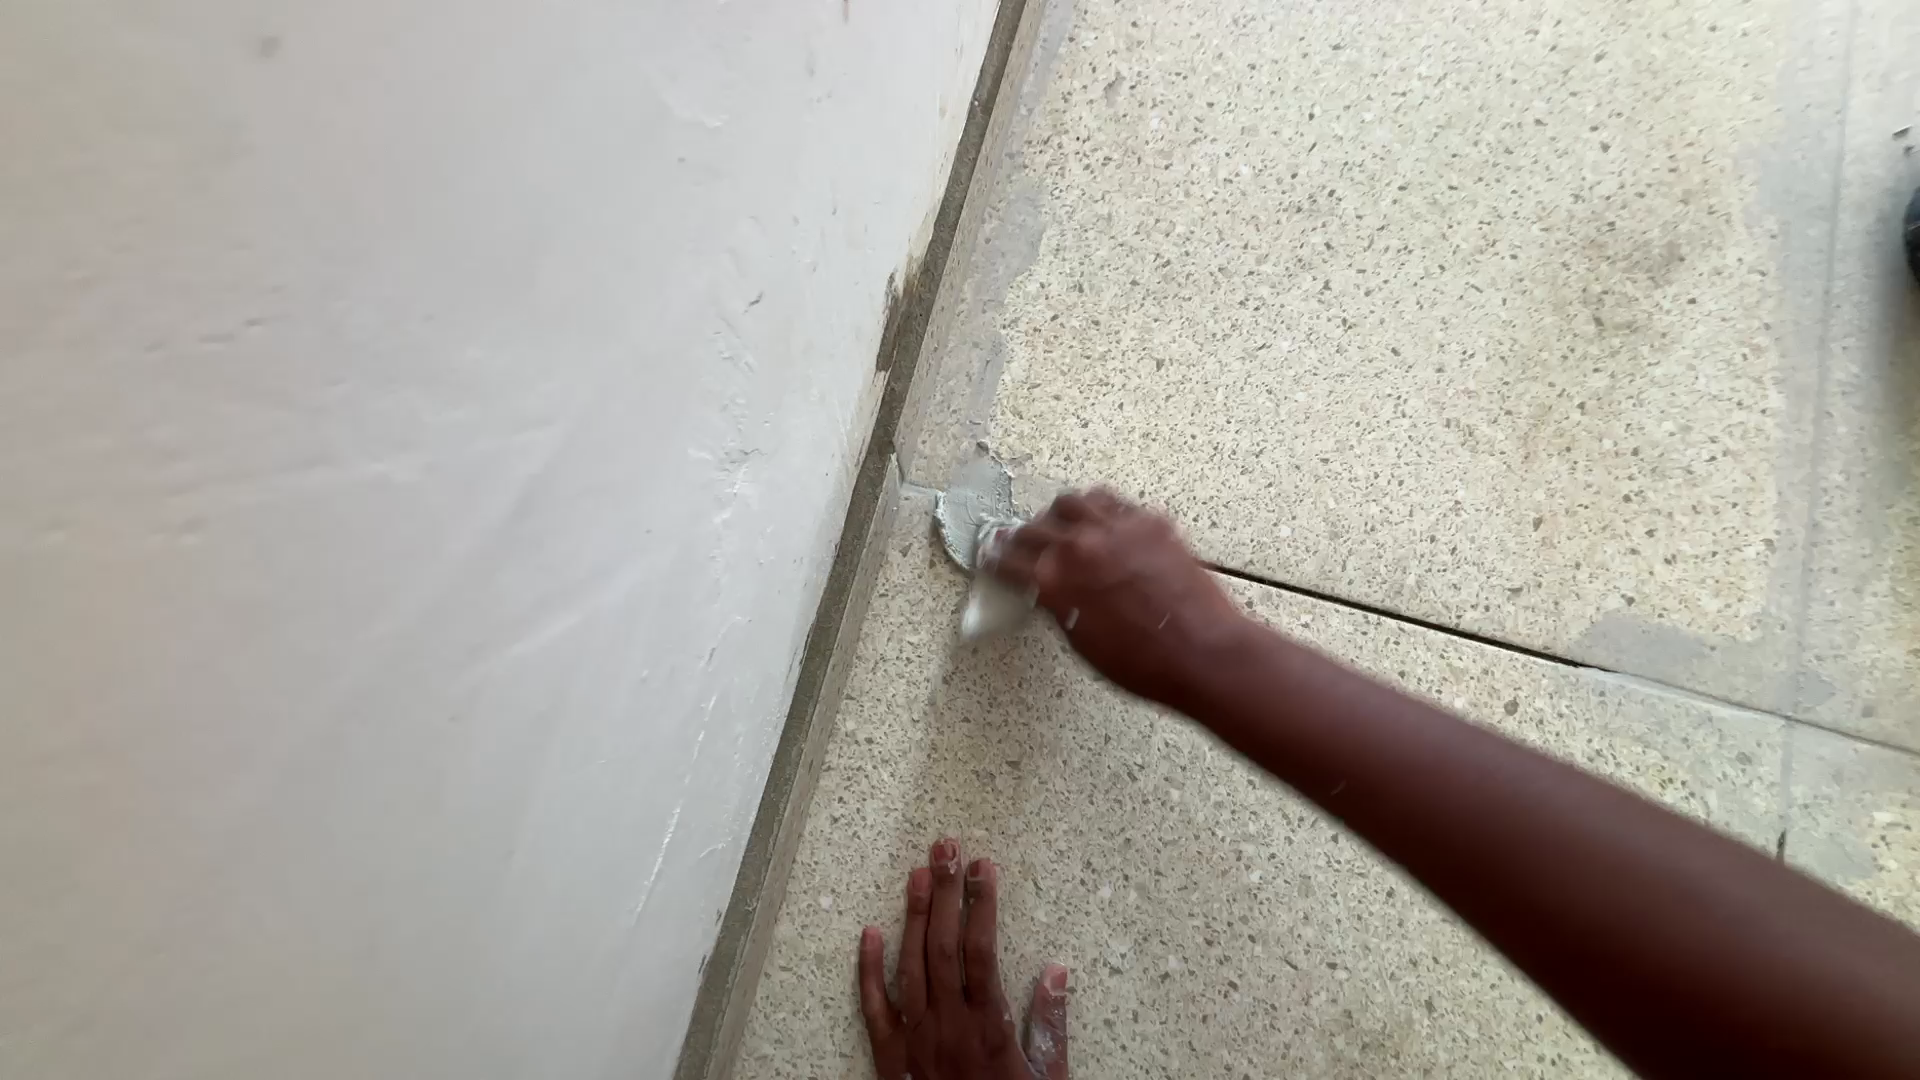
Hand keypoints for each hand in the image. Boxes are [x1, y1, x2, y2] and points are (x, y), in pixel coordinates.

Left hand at [858, 839, 1068, 1079]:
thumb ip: (1051, 1026)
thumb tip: (1059, 970)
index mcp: (989, 1030)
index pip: (983, 950)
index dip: (983, 904)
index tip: (984, 867)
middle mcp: (948, 1028)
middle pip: (944, 947)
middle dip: (947, 893)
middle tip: (947, 848)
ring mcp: (915, 1043)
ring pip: (910, 968)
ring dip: (914, 916)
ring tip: (918, 872)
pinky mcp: (889, 1061)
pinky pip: (873, 1010)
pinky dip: (868, 970)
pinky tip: (869, 932)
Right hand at [987, 489, 1246, 705]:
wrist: (1203, 653)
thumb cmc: (1142, 664)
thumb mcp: (1080, 642)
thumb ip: (1058, 607)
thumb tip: (1050, 591)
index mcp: (1053, 582)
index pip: (1009, 561)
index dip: (996, 560)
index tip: (992, 557)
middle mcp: (1078, 546)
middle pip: (1034, 527)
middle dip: (1023, 537)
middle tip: (1022, 543)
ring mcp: (1115, 528)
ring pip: (1071, 501)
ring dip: (1060, 513)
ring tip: (1063, 524)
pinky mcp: (1148, 521)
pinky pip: (1112, 501)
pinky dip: (1098, 509)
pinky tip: (1102, 522)